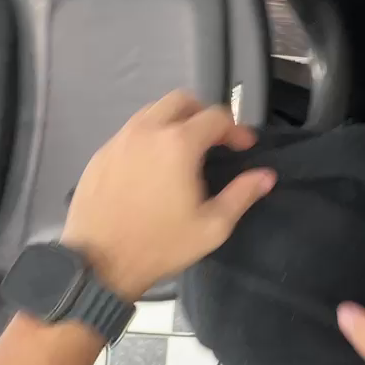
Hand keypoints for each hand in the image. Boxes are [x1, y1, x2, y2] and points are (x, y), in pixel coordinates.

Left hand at [61, 91, 275, 300]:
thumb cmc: (160, 245)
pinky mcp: (100, 154)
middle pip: (181, 101)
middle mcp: (146, 131)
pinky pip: (130, 132)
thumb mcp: (212, 227)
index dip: (236, 128)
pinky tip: (153, 167)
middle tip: (215, 139)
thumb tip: (266, 176)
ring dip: (174, 122)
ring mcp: (119, 140)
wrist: (98, 264)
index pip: (215, 116)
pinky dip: (149, 138)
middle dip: (203, 114)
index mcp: (178, 144)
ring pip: (152, 112)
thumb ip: (242, 195)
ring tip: (184, 152)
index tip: (244, 146)